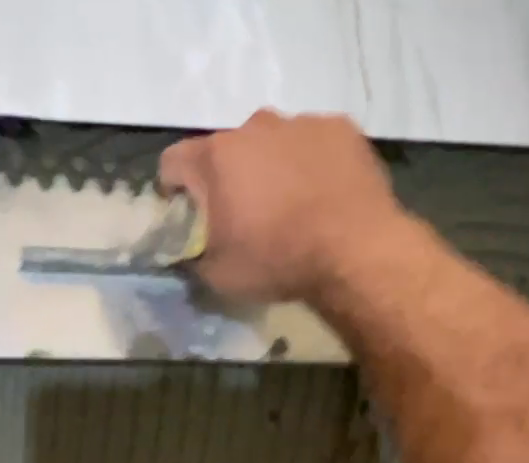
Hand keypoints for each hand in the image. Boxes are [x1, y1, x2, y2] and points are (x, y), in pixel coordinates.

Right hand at [159, 109, 408, 302]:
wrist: (355, 251)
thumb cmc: (277, 261)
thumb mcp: (217, 275)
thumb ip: (191, 256)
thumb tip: (185, 251)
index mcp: (215, 157)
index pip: (172, 162)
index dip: (174, 190)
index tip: (189, 215)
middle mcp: (254, 127)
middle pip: (226, 149)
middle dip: (228, 177)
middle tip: (245, 215)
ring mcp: (300, 122)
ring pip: (271, 142)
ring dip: (270, 166)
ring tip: (290, 204)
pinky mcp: (340, 127)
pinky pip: (312, 142)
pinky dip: (310, 162)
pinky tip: (323, 193)